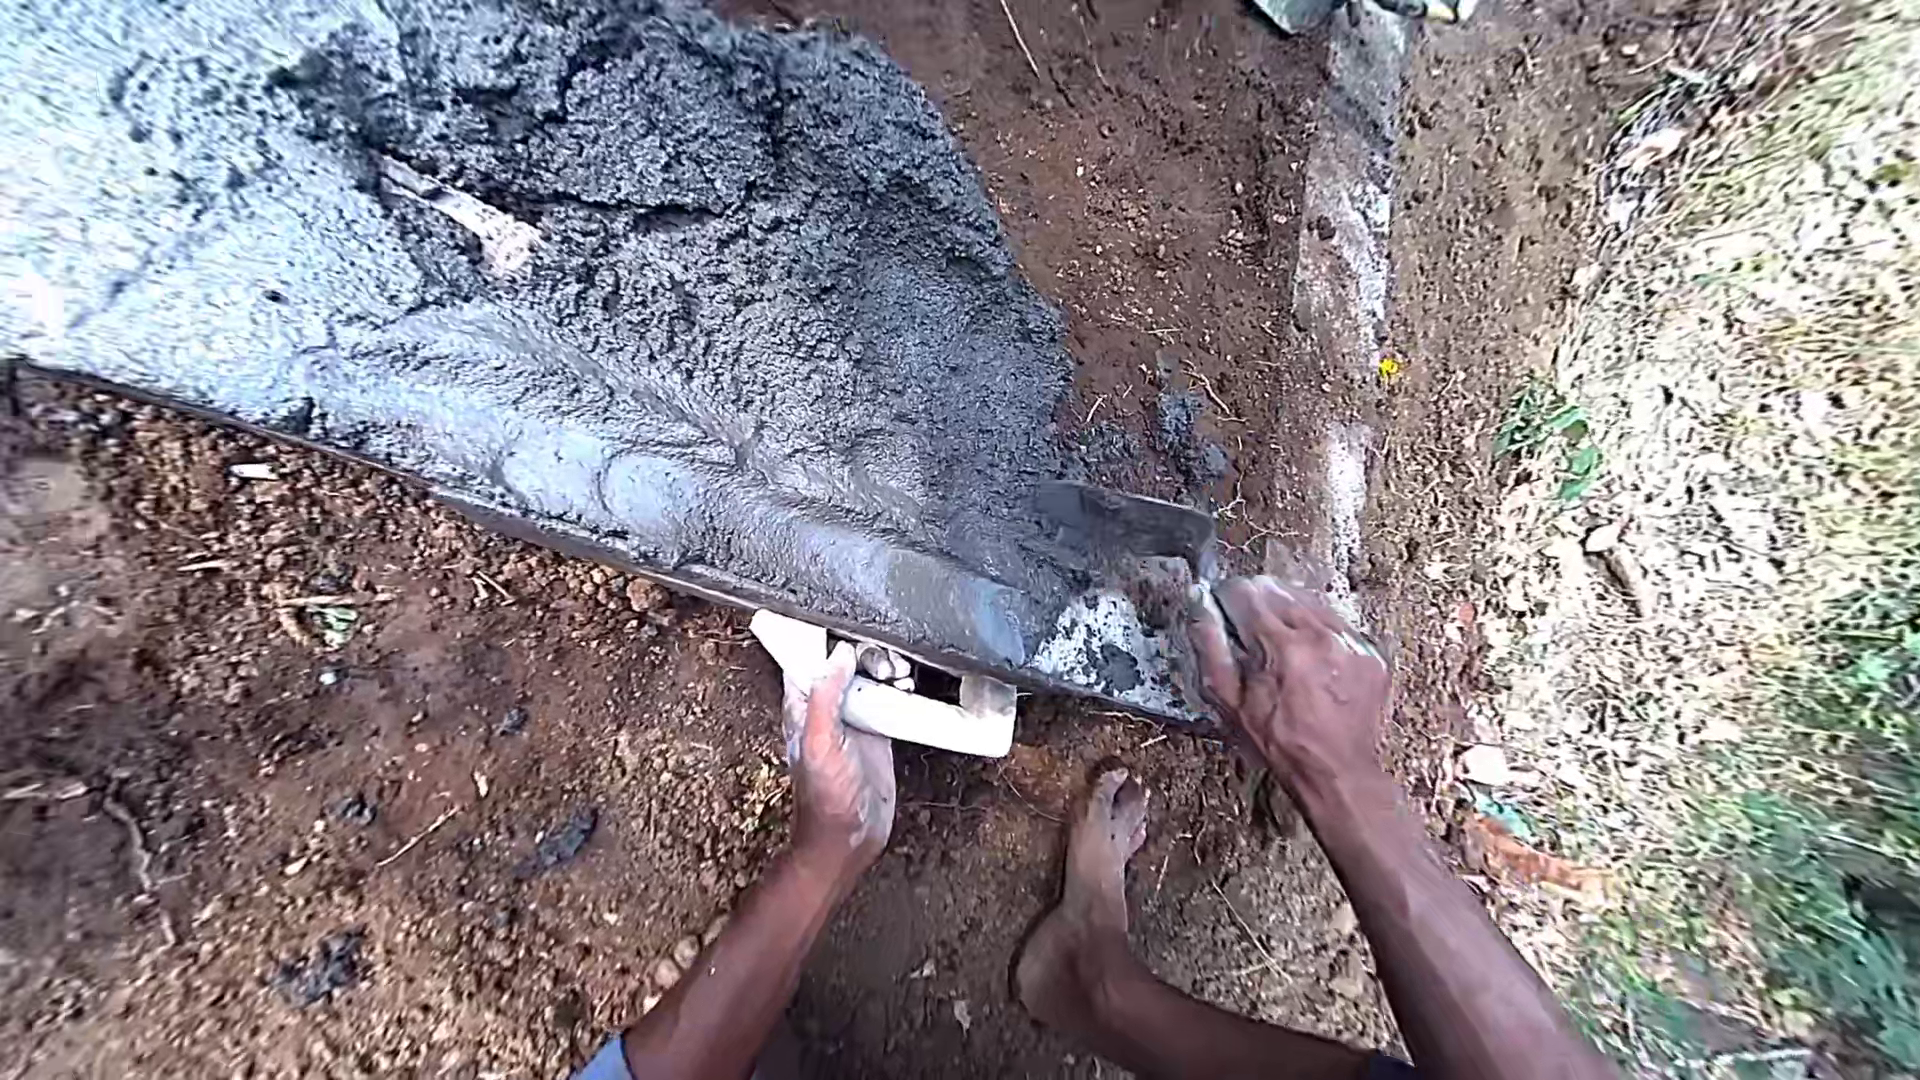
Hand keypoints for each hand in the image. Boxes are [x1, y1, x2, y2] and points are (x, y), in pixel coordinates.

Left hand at [781, 642, 895, 879]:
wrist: (851, 836)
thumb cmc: (825, 797)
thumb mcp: (819, 744)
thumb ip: (825, 698)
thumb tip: (839, 654)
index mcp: (804, 705)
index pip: (810, 658)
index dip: (828, 640)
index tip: (850, 633)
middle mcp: (829, 706)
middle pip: (847, 661)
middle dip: (867, 652)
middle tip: (883, 663)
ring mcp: (856, 716)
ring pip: (870, 675)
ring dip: (887, 666)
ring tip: (899, 674)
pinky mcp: (879, 728)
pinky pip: (890, 696)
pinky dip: (901, 686)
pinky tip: (907, 686)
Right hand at [1186, 576, 1389, 789]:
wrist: (1337, 771)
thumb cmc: (1279, 740)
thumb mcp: (1228, 697)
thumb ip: (1209, 644)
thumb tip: (1199, 603)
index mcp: (1280, 646)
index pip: (1244, 592)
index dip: (1226, 599)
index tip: (1222, 611)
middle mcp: (1319, 636)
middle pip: (1276, 589)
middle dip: (1255, 602)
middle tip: (1247, 628)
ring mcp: (1350, 642)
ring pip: (1306, 599)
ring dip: (1285, 611)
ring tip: (1276, 641)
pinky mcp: (1369, 651)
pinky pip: (1335, 620)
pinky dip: (1315, 627)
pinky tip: (1306, 652)